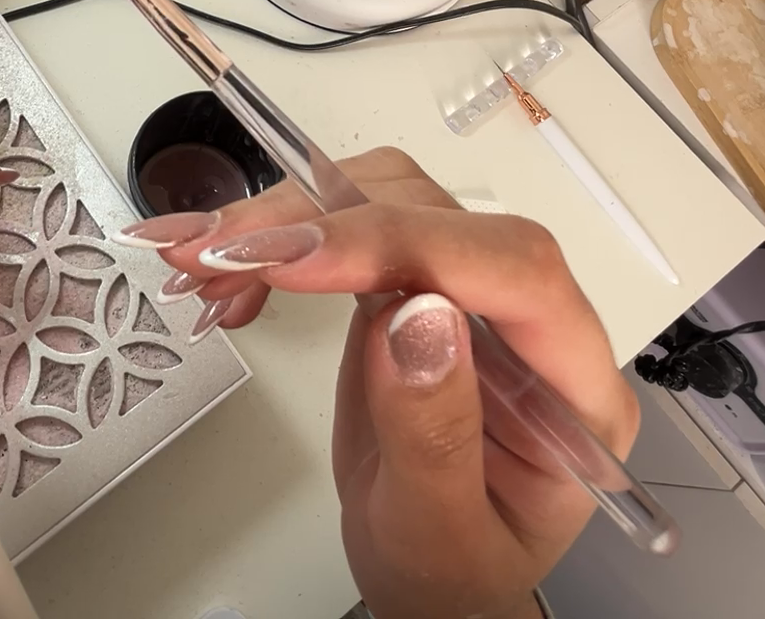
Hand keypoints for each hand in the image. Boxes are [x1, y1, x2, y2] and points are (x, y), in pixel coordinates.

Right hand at [138, 149, 637, 618]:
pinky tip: (225, 276)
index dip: (400, 244)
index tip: (293, 261)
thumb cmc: (447, 569)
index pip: (508, 266)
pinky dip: (272, 238)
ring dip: (276, 218)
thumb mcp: (439, 530)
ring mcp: (459, 282)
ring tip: (194, 259)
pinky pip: (341, 224)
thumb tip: (415, 314)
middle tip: (207, 252)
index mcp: (569, 375)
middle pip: (426, 211)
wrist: (428, 563)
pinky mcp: (405, 276)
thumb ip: (434, 431)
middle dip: (308, 220)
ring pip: (375, 196)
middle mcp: (521, 308)